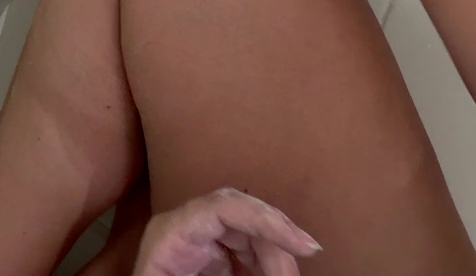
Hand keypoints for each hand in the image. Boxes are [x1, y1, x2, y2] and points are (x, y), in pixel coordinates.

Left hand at [132, 188, 320, 275]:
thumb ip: (231, 273)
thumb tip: (276, 269)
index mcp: (170, 231)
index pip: (224, 207)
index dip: (266, 220)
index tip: (305, 245)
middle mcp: (185, 226)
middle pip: (242, 217)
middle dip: (276, 244)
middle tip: (299, 268)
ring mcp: (197, 241)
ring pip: (247, 234)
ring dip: (274, 255)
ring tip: (286, 275)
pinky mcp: (208, 258)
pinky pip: (244, 252)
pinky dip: (264, 265)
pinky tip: (276, 272)